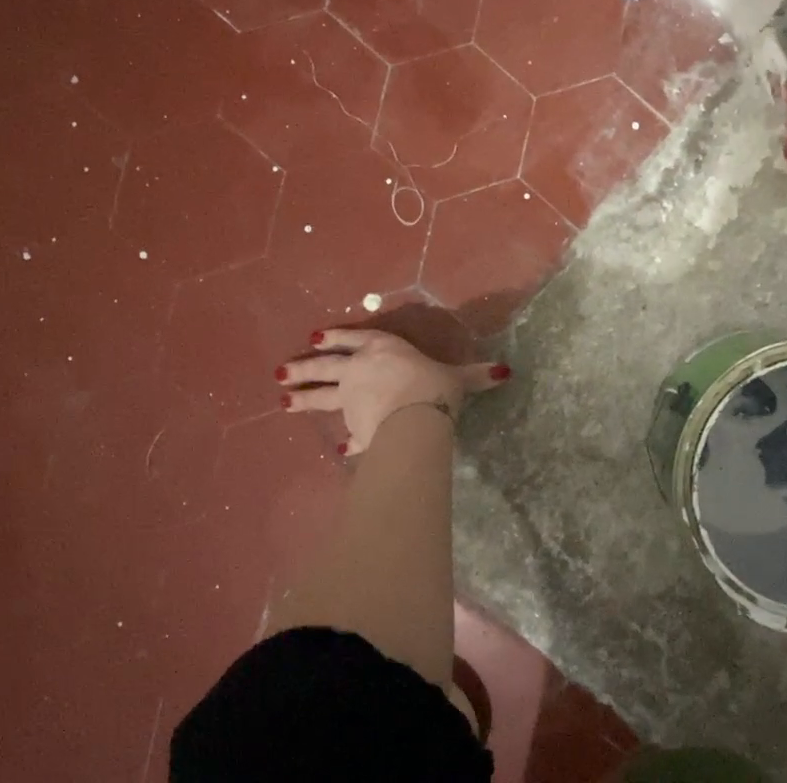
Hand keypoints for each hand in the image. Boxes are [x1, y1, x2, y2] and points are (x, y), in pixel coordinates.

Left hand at [276, 329, 508, 457]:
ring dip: (302, 399)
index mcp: (381, 348)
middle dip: (304, 368)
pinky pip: (349, 434)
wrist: (415, 418)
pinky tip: (339, 448)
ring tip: (282, 401)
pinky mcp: (355, 428)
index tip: (316, 339)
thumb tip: (505, 371)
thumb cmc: (434, 386)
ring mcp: (352, 400)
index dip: (336, 337)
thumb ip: (476, 375)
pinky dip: (345, 441)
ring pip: (321, 397)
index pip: (354, 338)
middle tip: (281, 372)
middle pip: (325, 366)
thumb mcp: (458, 377)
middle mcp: (359, 370)